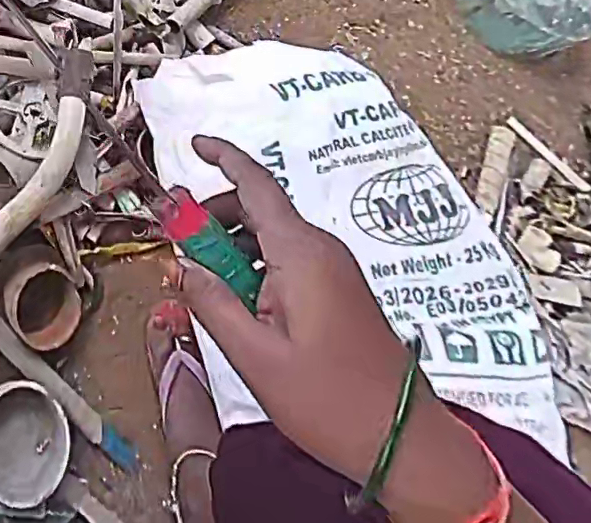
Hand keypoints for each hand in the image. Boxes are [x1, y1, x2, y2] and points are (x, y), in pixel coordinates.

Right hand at [176, 136, 503, 522]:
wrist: (409, 447)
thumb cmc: (332, 402)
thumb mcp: (256, 357)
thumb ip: (212, 303)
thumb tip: (181, 265)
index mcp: (300, 253)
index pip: (255, 183)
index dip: (222, 156)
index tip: (193, 142)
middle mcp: (318, 247)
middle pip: (256, 207)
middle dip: (212, 216)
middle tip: (180, 243)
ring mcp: (331, 266)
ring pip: (268, 232)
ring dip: (230, 245)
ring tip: (207, 284)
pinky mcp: (336, 286)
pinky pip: (284, 256)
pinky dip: (252, 262)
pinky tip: (239, 300)